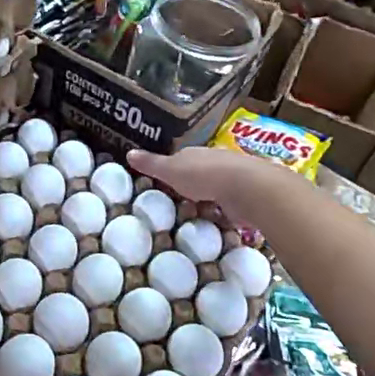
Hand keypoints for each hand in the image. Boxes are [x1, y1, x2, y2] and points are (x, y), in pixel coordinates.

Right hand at [127, 146, 284, 219]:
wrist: (246, 187)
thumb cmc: (203, 175)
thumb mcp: (170, 170)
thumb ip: (151, 164)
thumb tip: (129, 153)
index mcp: (196, 153)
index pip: (182, 159)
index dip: (173, 170)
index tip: (165, 183)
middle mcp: (215, 162)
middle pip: (200, 174)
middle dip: (192, 187)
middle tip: (180, 205)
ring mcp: (233, 179)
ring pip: (216, 190)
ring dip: (209, 201)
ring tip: (197, 218)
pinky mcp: (245, 197)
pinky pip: (229, 206)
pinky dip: (223, 213)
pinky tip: (218, 223)